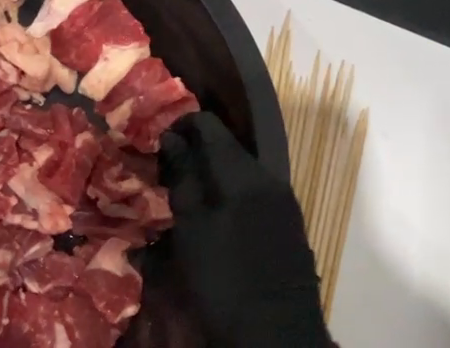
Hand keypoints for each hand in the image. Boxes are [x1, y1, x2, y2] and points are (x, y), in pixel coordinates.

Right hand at [158, 112, 333, 347]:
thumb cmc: (224, 282)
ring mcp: (285, 201)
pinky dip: (232, 190)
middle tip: (167, 169)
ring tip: (187, 192)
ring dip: (214, 172)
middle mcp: (270, 178)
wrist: (278, 340)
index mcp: (243, 175)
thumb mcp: (191, 229)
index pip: (209, 125)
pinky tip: (215, 214)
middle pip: (228, 145)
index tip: (158, 142)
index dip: (181, 125)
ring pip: (242, 168)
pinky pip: (256, 190)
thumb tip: (171, 138)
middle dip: (196, 150)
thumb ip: (183, 177)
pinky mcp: (291, 223)